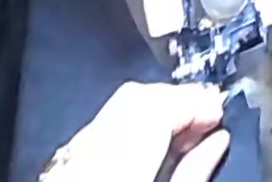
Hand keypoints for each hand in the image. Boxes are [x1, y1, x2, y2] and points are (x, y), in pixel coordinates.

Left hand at [39, 82, 228, 181]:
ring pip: (113, 110)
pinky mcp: (52, 173)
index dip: (198, 97)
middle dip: (176, 97)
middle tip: (204, 118)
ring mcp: (63, 163)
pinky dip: (125, 131)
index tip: (219, 109)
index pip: (161, 102)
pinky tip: (142, 152)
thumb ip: (193, 174)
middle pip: (136, 97)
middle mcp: (85, 154)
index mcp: (116, 163)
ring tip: (177, 136)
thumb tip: (218, 138)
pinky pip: (93, 134)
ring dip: (153, 111)